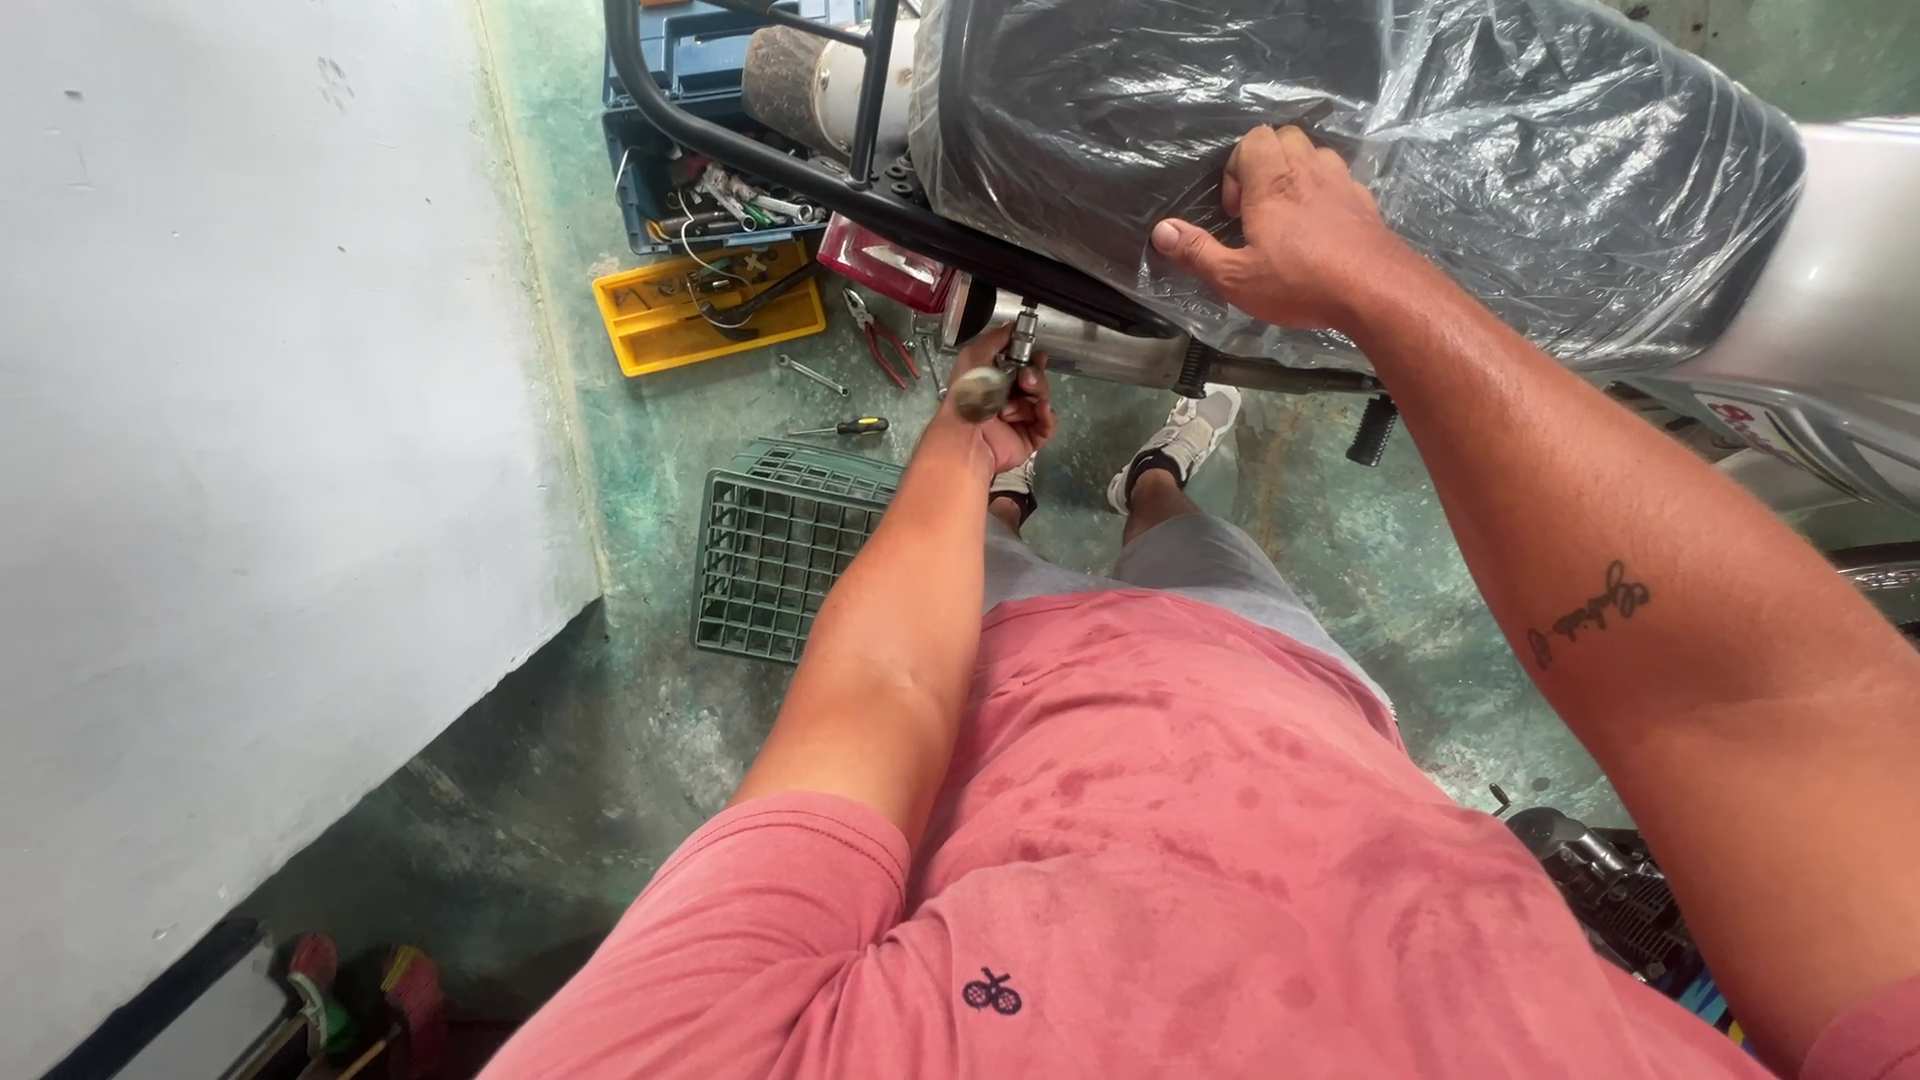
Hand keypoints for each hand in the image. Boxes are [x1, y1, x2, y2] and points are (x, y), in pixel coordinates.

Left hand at [941, 322, 1055, 472]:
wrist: (966, 437)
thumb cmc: (968, 397)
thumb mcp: (974, 358)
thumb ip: (994, 339)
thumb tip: (1011, 326)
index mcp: (993, 381)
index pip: (1021, 366)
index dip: (1031, 358)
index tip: (1035, 353)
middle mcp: (1007, 399)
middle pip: (1036, 381)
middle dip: (1035, 376)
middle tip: (1025, 378)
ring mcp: (1019, 420)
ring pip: (1042, 400)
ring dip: (1031, 398)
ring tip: (1011, 407)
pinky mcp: (1028, 439)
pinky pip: (1047, 425)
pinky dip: (1047, 417)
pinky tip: (1040, 411)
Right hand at [1150, 125, 1412, 332]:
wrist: (1374, 289)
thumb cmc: (1298, 282)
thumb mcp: (1235, 278)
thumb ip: (1197, 252)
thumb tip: (1161, 230)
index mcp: (1272, 183)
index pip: (1253, 139)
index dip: (1236, 168)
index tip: (1235, 212)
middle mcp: (1308, 171)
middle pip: (1285, 137)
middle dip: (1264, 164)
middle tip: (1256, 211)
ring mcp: (1341, 183)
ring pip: (1314, 153)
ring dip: (1295, 174)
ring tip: (1285, 216)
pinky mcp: (1364, 201)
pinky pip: (1339, 178)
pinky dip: (1323, 191)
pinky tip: (1317, 228)